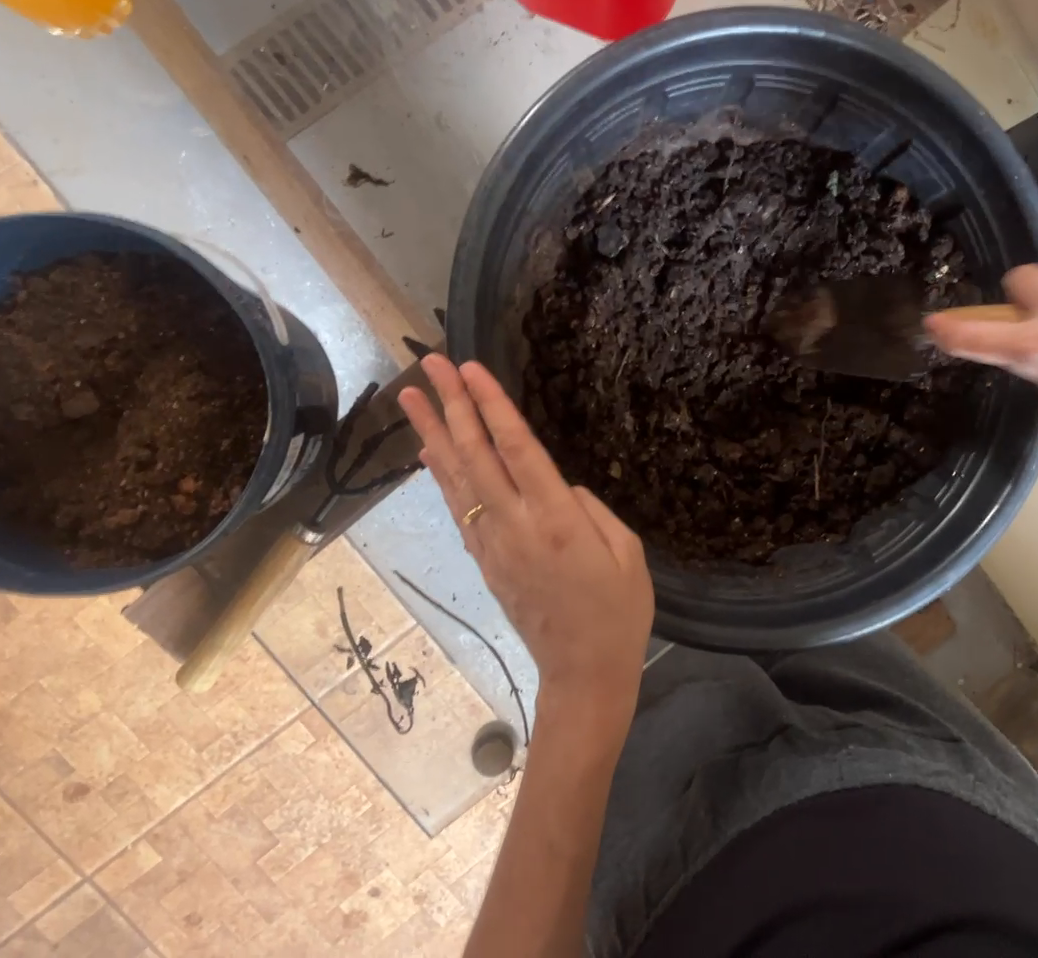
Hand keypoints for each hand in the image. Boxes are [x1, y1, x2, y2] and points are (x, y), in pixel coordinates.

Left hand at [398, 355, 654, 724]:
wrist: (583, 673)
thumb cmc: (618, 612)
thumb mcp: (627, 553)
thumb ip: (591, 509)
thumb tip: (559, 487)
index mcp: (557, 519)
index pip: (517, 448)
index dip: (491, 405)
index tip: (471, 370)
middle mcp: (515, 526)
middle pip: (475, 455)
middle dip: (452, 405)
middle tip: (430, 364)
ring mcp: (493, 545)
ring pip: (456, 479)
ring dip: (433, 434)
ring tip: (410, 397)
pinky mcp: (485, 561)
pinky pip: (459, 508)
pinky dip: (441, 476)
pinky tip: (430, 454)